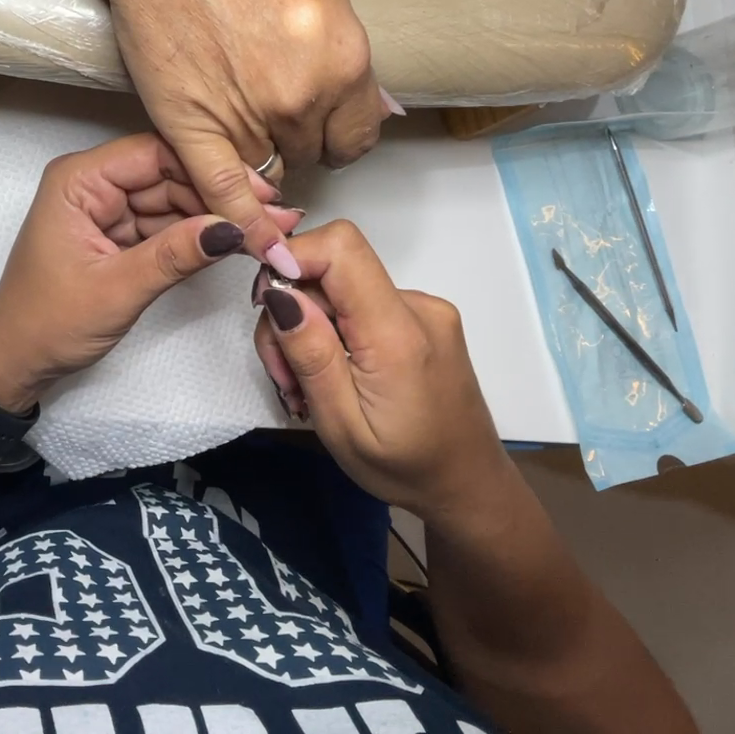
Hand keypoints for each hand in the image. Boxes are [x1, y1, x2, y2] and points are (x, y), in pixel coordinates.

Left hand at [0, 134, 302, 411]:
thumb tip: (233, 228)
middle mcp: (91, 185)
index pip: (154, 154)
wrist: (15, 362)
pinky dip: (194, 237)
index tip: (260, 189)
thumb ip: (174, 255)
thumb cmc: (46, 323)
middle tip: (277, 216)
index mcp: (78, 180)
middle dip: (219, 197)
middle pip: (167, 175)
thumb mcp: (116, 289)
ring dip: (213, 218)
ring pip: (170, 201)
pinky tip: (233, 242)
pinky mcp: (115, 235)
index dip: (209, 169)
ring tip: (268, 231)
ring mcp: (104, 210)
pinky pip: (161, 225)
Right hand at [99, 0, 395, 279]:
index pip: (356, 136)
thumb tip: (371, 107)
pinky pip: (226, 193)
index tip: (323, 137)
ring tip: (234, 122)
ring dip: (260, 159)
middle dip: (297, 142)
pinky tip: (252, 247)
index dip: (337, 138)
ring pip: (269, 171)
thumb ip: (344, 59)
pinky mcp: (194, 127)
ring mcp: (247, 116)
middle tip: (269, 115)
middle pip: (311, 155)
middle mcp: (302, 98)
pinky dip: (243, 225)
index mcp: (345, 60)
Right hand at [250, 221, 509, 516]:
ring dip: (306, 328)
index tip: (267, 304)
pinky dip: (330, 331)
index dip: (292, 256)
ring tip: (306, 384)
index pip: (341, 248)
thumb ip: (311, 355)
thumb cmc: (404, 468)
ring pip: (336, 288)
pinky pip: (355, 302)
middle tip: (285, 374)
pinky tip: (331, 373)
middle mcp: (416, 306)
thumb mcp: (341, 425)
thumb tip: (278, 292)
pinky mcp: (418, 316)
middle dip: (289, 313)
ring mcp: (421, 308)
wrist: (467, 485)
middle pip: (329, 271)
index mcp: (398, 334)